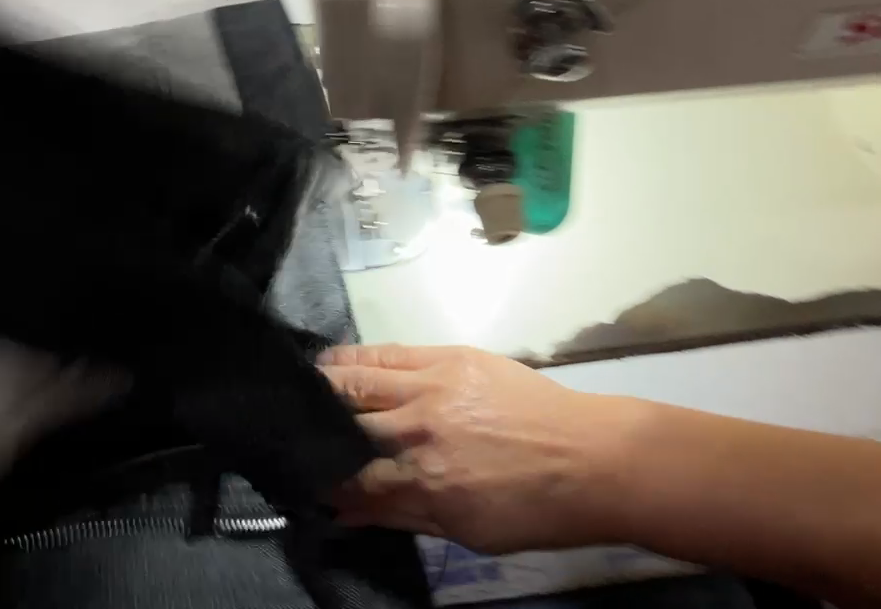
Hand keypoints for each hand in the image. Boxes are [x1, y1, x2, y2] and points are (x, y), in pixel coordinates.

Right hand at [317, 344, 645, 553]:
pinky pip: (390, 352)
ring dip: (324, 385)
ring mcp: (432, 386)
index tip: (303, 477)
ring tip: (300, 386)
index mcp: (423, 480)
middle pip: (347, 422)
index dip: (324, 480)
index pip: (353, 479)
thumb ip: (399, 514)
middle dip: (314, 428)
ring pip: (360, 379)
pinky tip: (335, 360)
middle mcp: (418, 430)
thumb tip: (342, 509)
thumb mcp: (464, 529)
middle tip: (291, 426)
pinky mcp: (449, 356)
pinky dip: (356, 356)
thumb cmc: (532, 507)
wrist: (590, 459)